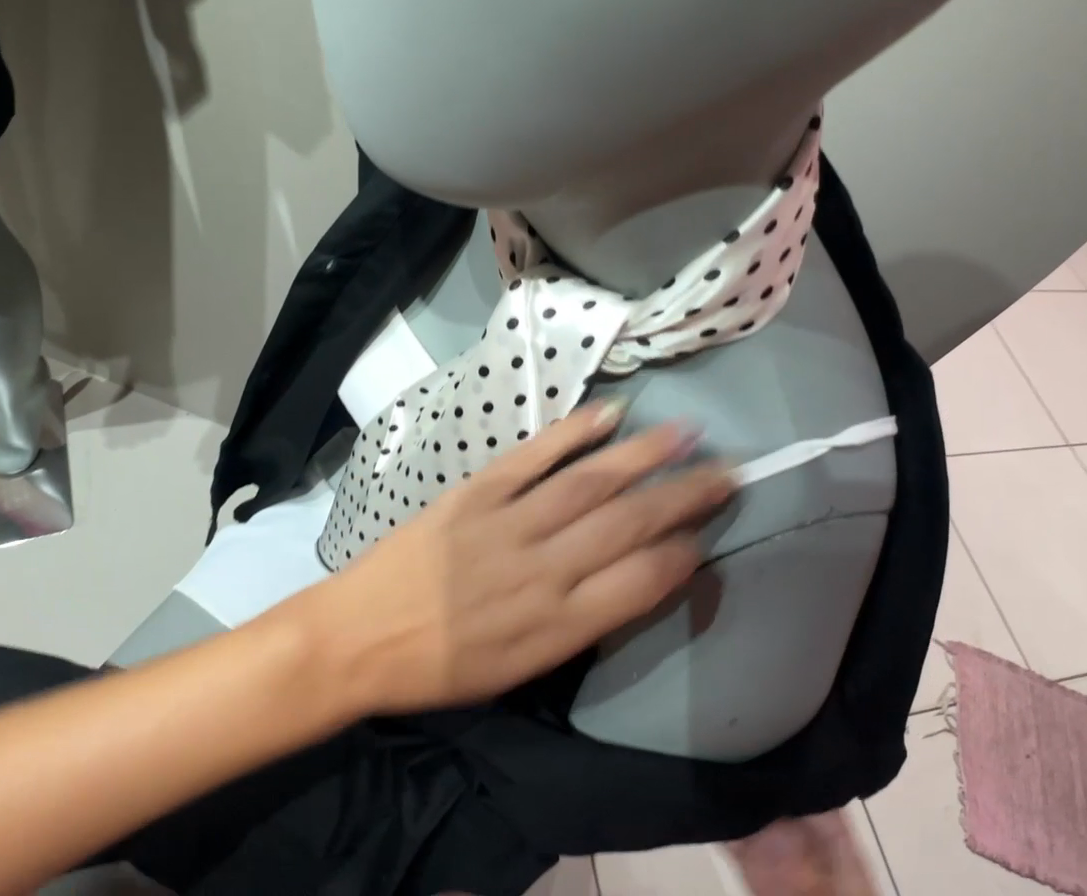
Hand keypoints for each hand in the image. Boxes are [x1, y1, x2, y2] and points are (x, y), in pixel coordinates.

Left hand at [295, 400, 735, 716]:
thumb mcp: (520, 671)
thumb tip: (634, 580)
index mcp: (558, 625)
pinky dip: (573, 434)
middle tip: (728, 471)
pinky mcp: (474, 493)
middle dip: (685, 497)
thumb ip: (579, 625)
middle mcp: (543, 570)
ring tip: (686, 432)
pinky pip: (532, 458)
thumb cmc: (441, 668)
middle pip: (629, 524)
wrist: (358, 638)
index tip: (709, 534)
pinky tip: (609, 415)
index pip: (643, 582)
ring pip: (590, 483)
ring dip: (644, 455)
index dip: (685, 555)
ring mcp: (508, 525)